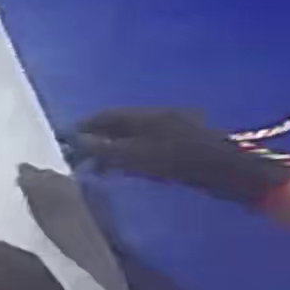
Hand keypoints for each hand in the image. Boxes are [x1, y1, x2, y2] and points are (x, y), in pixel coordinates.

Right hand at [61, 108, 289, 206]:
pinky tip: (121, 167)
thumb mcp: (130, 156)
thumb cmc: (176, 163)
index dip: (79, 128)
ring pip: (129, 135)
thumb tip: (73, 141)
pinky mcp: (181, 141)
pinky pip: (144, 143)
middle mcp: (159, 116)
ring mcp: (173, 127)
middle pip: (116, 125)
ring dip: (109, 148)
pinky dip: (126, 153)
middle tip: (75, 158)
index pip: (102, 116)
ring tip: (95, 167)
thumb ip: (98, 148)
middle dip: (93, 140)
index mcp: (147, 116)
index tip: (61, 143)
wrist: (228, 173)